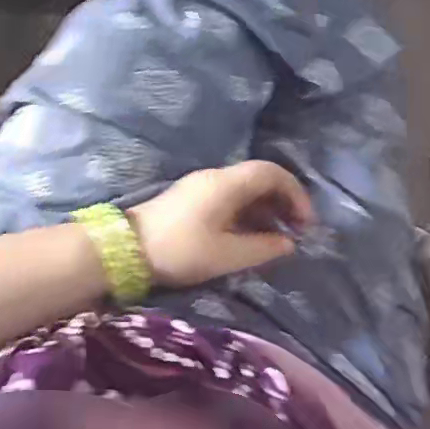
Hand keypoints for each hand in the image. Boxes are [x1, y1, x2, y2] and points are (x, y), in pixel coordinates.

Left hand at [129, 161, 313, 287]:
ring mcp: (196, 187)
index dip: (296, 194)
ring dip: (262, 211)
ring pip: (240, 191)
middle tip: (293, 232)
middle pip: (257, 179)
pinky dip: (242, 214)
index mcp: (226, 183)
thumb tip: (287, 243)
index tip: (305, 223)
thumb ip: (262, 248)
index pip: (272, 173)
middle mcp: (213, 178)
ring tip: (273, 239)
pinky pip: (224, 200)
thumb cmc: (180, 250)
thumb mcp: (226, 255)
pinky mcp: (185, 201)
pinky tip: (245, 238)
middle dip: (281, 203)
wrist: (124, 250)